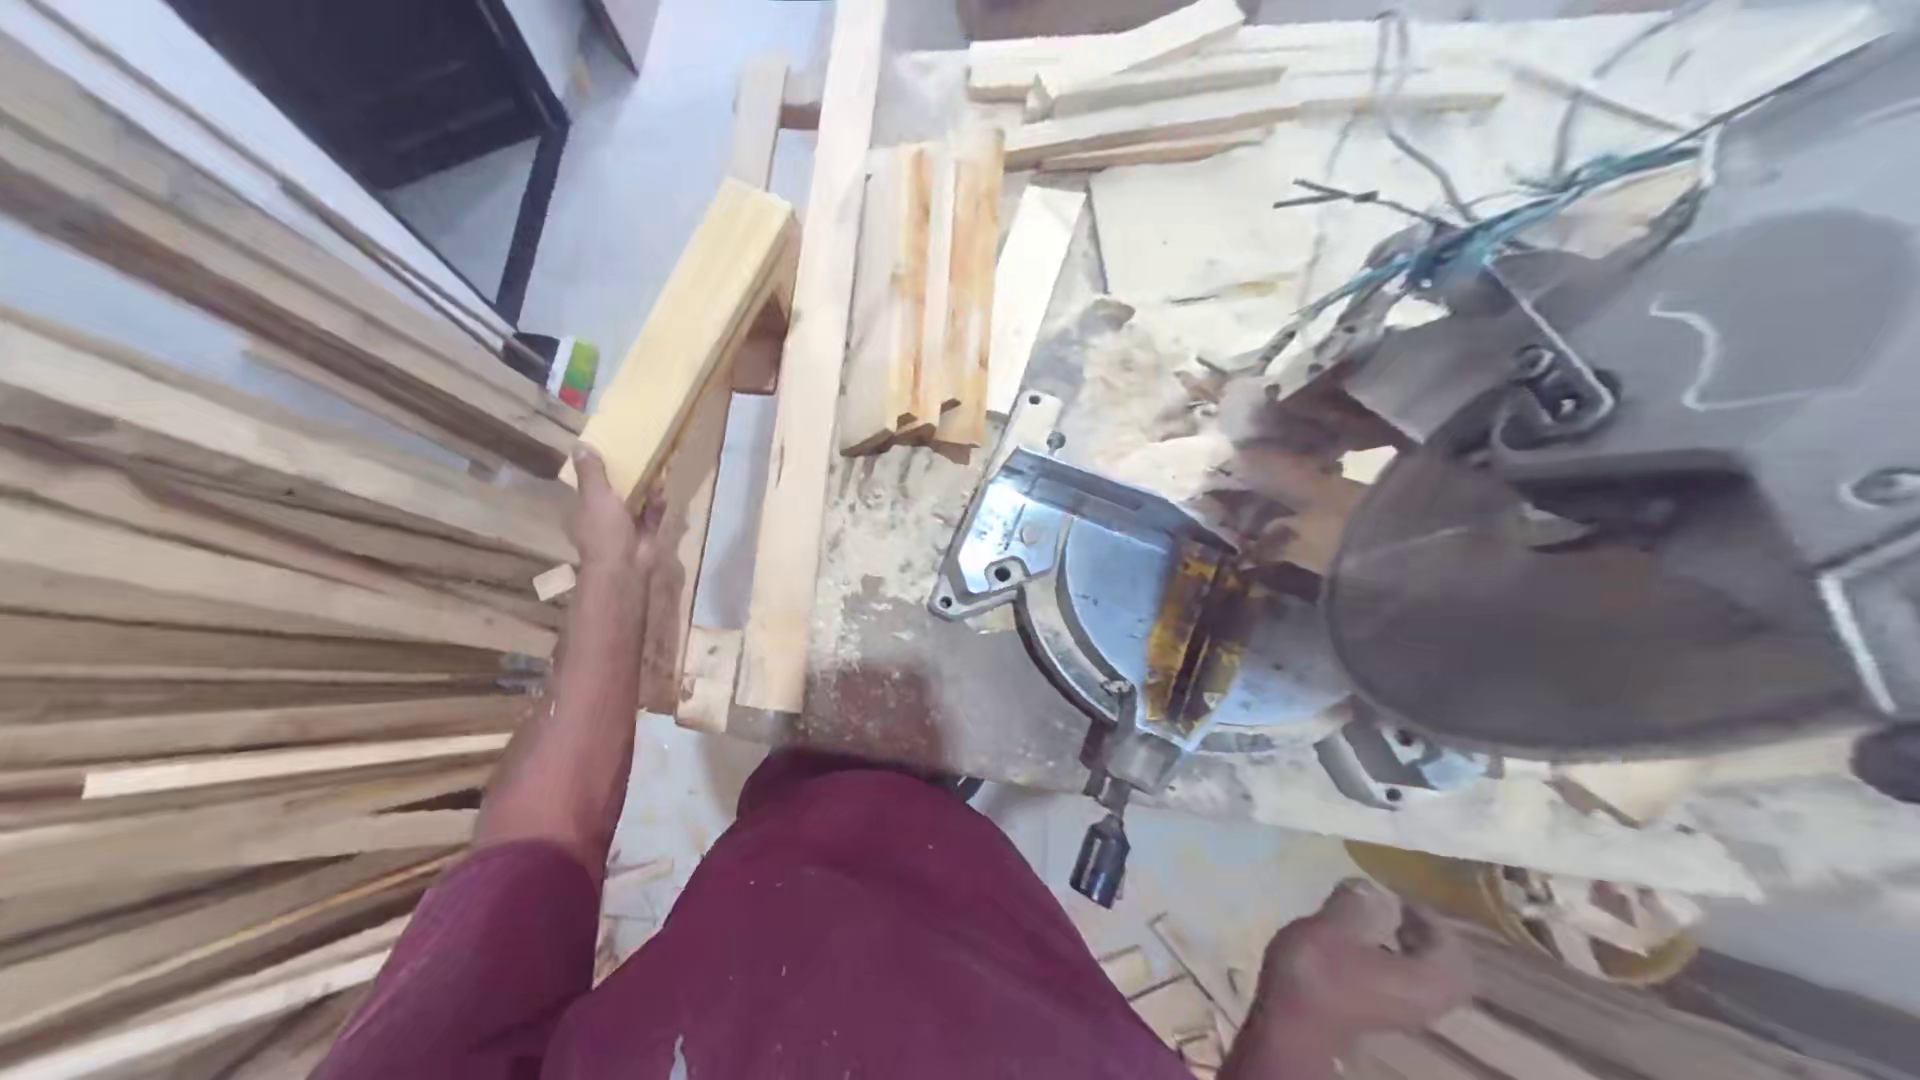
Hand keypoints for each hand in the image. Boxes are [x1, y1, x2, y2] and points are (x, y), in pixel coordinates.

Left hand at [567, 445, 661, 578]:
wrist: (626, 565)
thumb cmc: (603, 529)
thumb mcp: (593, 495)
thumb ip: (590, 471)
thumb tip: (579, 445)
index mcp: (583, 511)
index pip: (589, 488)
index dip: (600, 473)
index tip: (613, 458)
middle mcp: (602, 519)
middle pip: (615, 493)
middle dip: (629, 479)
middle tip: (641, 462)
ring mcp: (625, 528)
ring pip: (637, 503)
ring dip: (647, 490)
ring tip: (658, 474)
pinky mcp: (645, 533)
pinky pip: (652, 514)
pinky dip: (657, 505)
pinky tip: (663, 494)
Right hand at [1251, 878, 1471, 1042]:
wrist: (1293, 1024)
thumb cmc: (1319, 973)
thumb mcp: (1333, 925)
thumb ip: (1355, 903)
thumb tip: (1367, 885)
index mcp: (1425, 980)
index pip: (1450, 947)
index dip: (1429, 917)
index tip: (1398, 896)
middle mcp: (1425, 1003)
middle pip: (1447, 970)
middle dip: (1427, 937)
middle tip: (1400, 913)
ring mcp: (1403, 1014)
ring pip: (1425, 980)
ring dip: (1411, 951)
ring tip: (1381, 926)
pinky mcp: (1380, 1016)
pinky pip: (1405, 987)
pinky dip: (1395, 964)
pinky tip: (1361, 949)